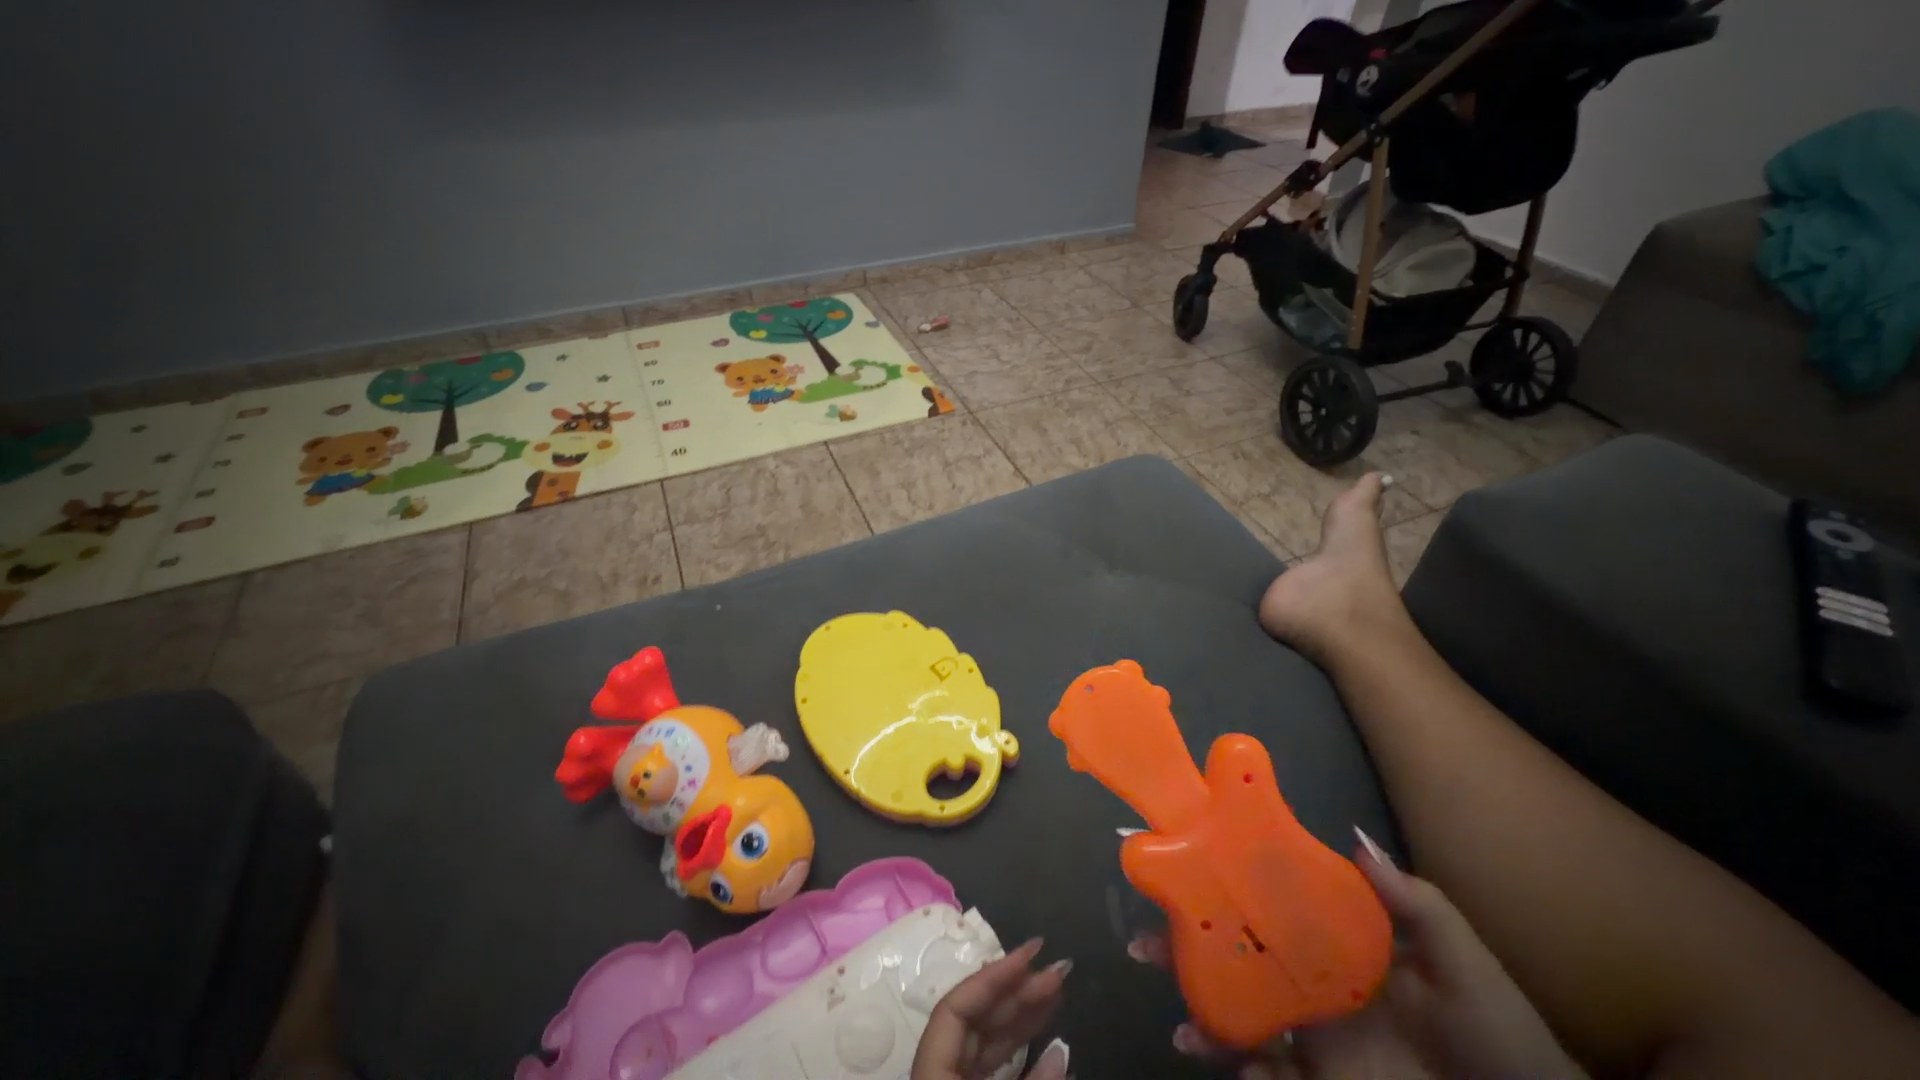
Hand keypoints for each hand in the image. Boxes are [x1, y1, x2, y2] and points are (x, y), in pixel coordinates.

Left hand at [910, 938, 1073, 1079]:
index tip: (1032, 953)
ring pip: (987, 1041)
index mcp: (930, 1069)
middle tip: (1059, 968)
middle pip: (975, 1019)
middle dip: (1017, 991)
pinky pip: (994, 1065)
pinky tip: (1045, 1028)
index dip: (992, 977)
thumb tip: (1062, 1051)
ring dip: (1023, 1014)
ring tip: (1057, 987)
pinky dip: (1019, 1046)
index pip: (955, 1007)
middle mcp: (938, 1069)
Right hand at [1139, 829, 1586, 1078]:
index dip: (1224, 891)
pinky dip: (1243, 1070)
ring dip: (1203, 1019)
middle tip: (1143, 946)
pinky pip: (1269, 1073)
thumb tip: (1353, 836)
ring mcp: (1316, 1039)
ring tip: (1182, 1028)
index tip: (1179, 871)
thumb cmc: (1495, 1025)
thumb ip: (1411, 899)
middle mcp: (1314, 985)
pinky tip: (1234, 1069)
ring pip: (1240, 1019)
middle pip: (1237, 961)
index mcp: (1337, 944)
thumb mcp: (1459, 955)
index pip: (1269, 909)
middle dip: (1186, 952)